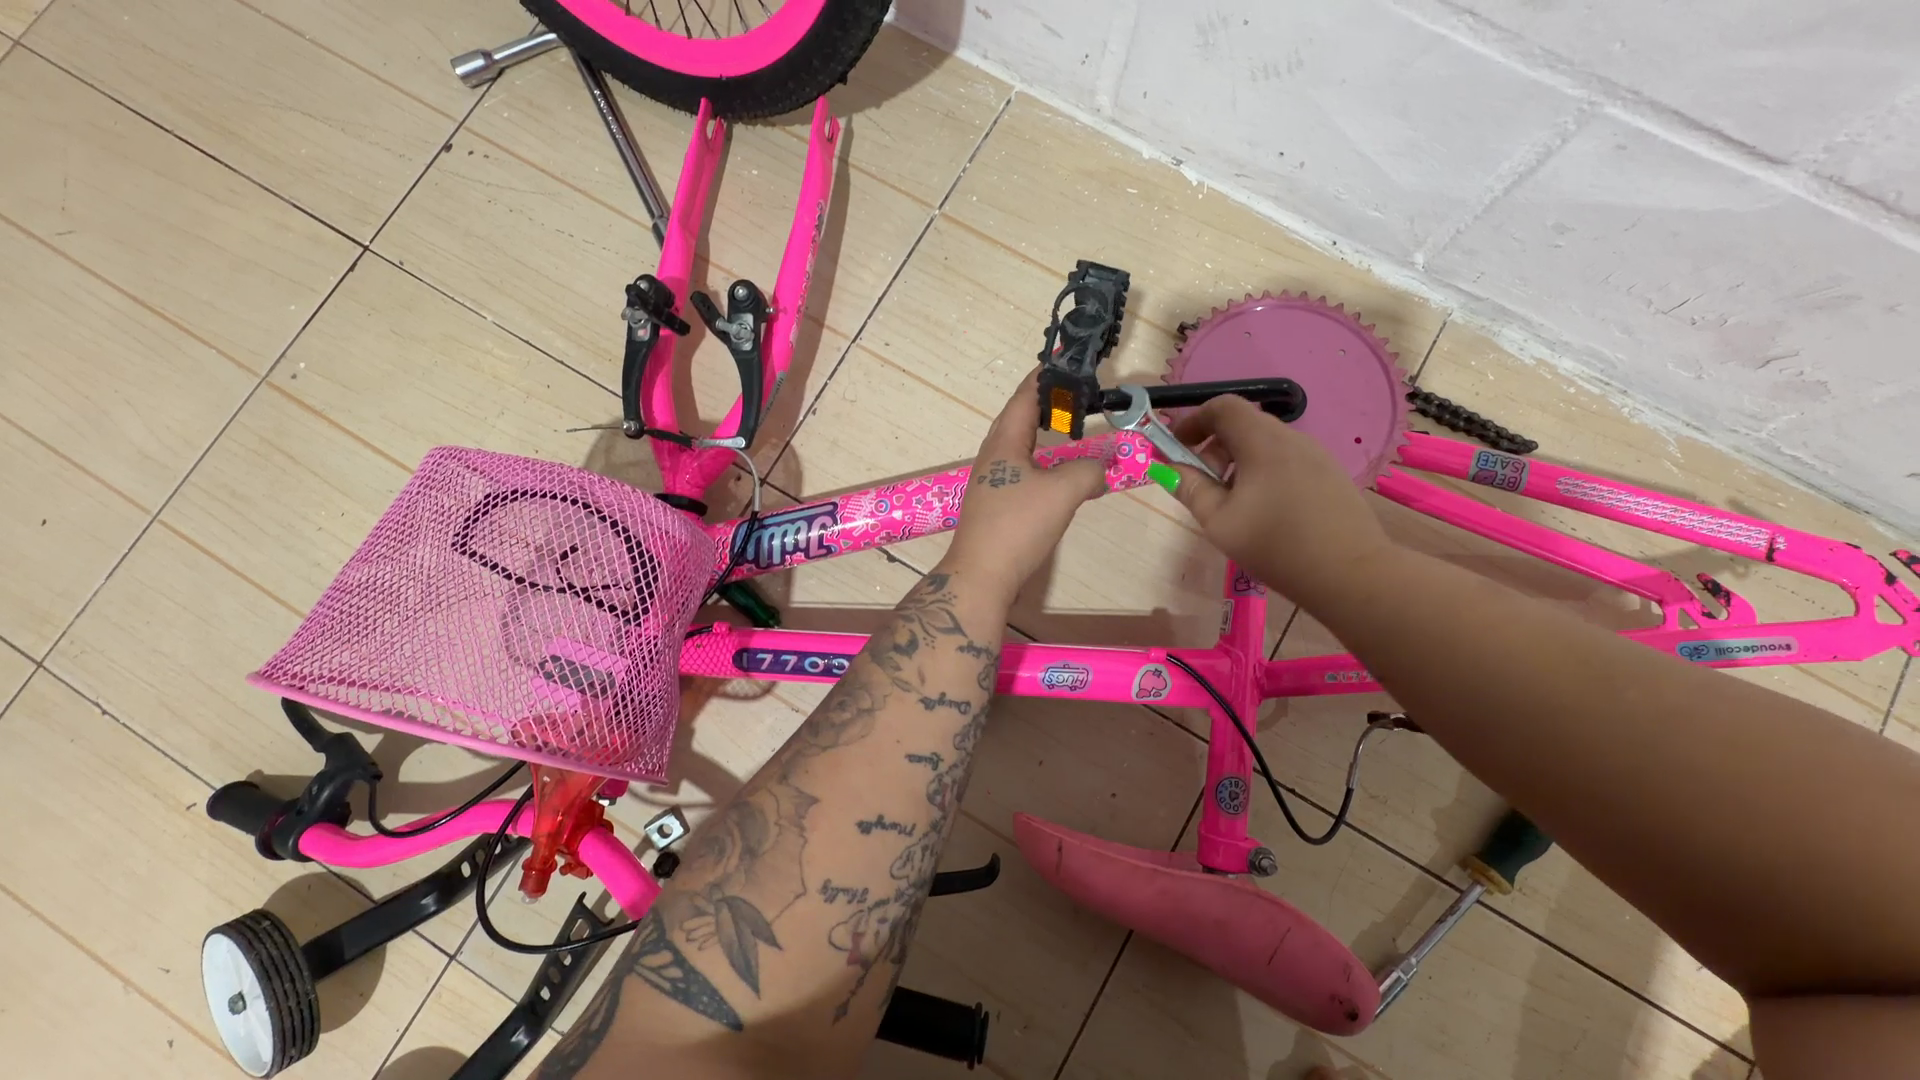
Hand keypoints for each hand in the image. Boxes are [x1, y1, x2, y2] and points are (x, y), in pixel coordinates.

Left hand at [940, 371, 1108, 602]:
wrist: (982, 576)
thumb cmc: (1017, 525)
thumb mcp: (1063, 492)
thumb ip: (1090, 470)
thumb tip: (1105, 465)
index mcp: (1004, 441)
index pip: (1026, 396)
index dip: (1047, 376)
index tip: (1068, 361)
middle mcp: (995, 456)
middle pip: (1022, 418)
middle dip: (1050, 404)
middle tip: (1081, 395)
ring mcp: (994, 482)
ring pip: (1025, 448)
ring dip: (1050, 436)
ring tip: (1078, 430)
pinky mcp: (999, 506)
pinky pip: (1028, 473)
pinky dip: (1050, 465)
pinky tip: (1067, 476)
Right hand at [1160, 394, 1394, 605]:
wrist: (1352, 574)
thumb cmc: (1277, 546)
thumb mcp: (1220, 522)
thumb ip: (1191, 489)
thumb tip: (1170, 468)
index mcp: (1262, 442)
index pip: (1223, 407)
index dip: (1194, 421)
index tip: (1177, 449)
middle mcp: (1292, 438)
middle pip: (1244, 425)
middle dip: (1214, 448)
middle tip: (1203, 486)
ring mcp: (1316, 456)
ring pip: (1266, 445)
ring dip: (1238, 464)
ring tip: (1232, 505)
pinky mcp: (1331, 476)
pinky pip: (1287, 462)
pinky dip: (1263, 474)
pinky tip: (1265, 513)